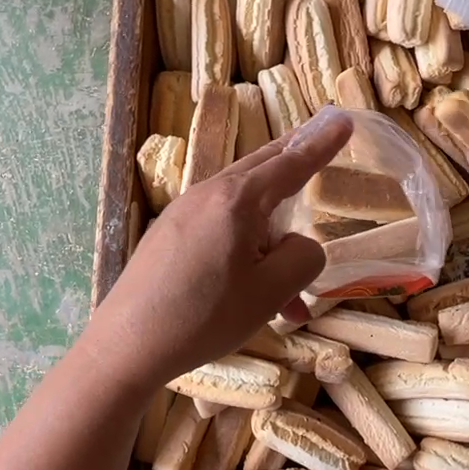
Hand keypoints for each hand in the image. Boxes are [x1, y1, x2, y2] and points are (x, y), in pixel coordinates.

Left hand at [86, 107, 354, 388]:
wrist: (125, 348)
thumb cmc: (204, 316)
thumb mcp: (270, 292)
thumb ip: (302, 258)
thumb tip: (299, 246)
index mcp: (237, 200)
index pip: (291, 163)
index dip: (321, 145)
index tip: (344, 121)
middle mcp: (207, 195)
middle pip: (261, 169)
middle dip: (294, 161)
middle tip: (320, 145)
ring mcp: (182, 214)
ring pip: (241, 209)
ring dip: (271, 236)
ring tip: (288, 295)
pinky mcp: (168, 236)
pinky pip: (219, 229)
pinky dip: (245, 251)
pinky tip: (250, 298)